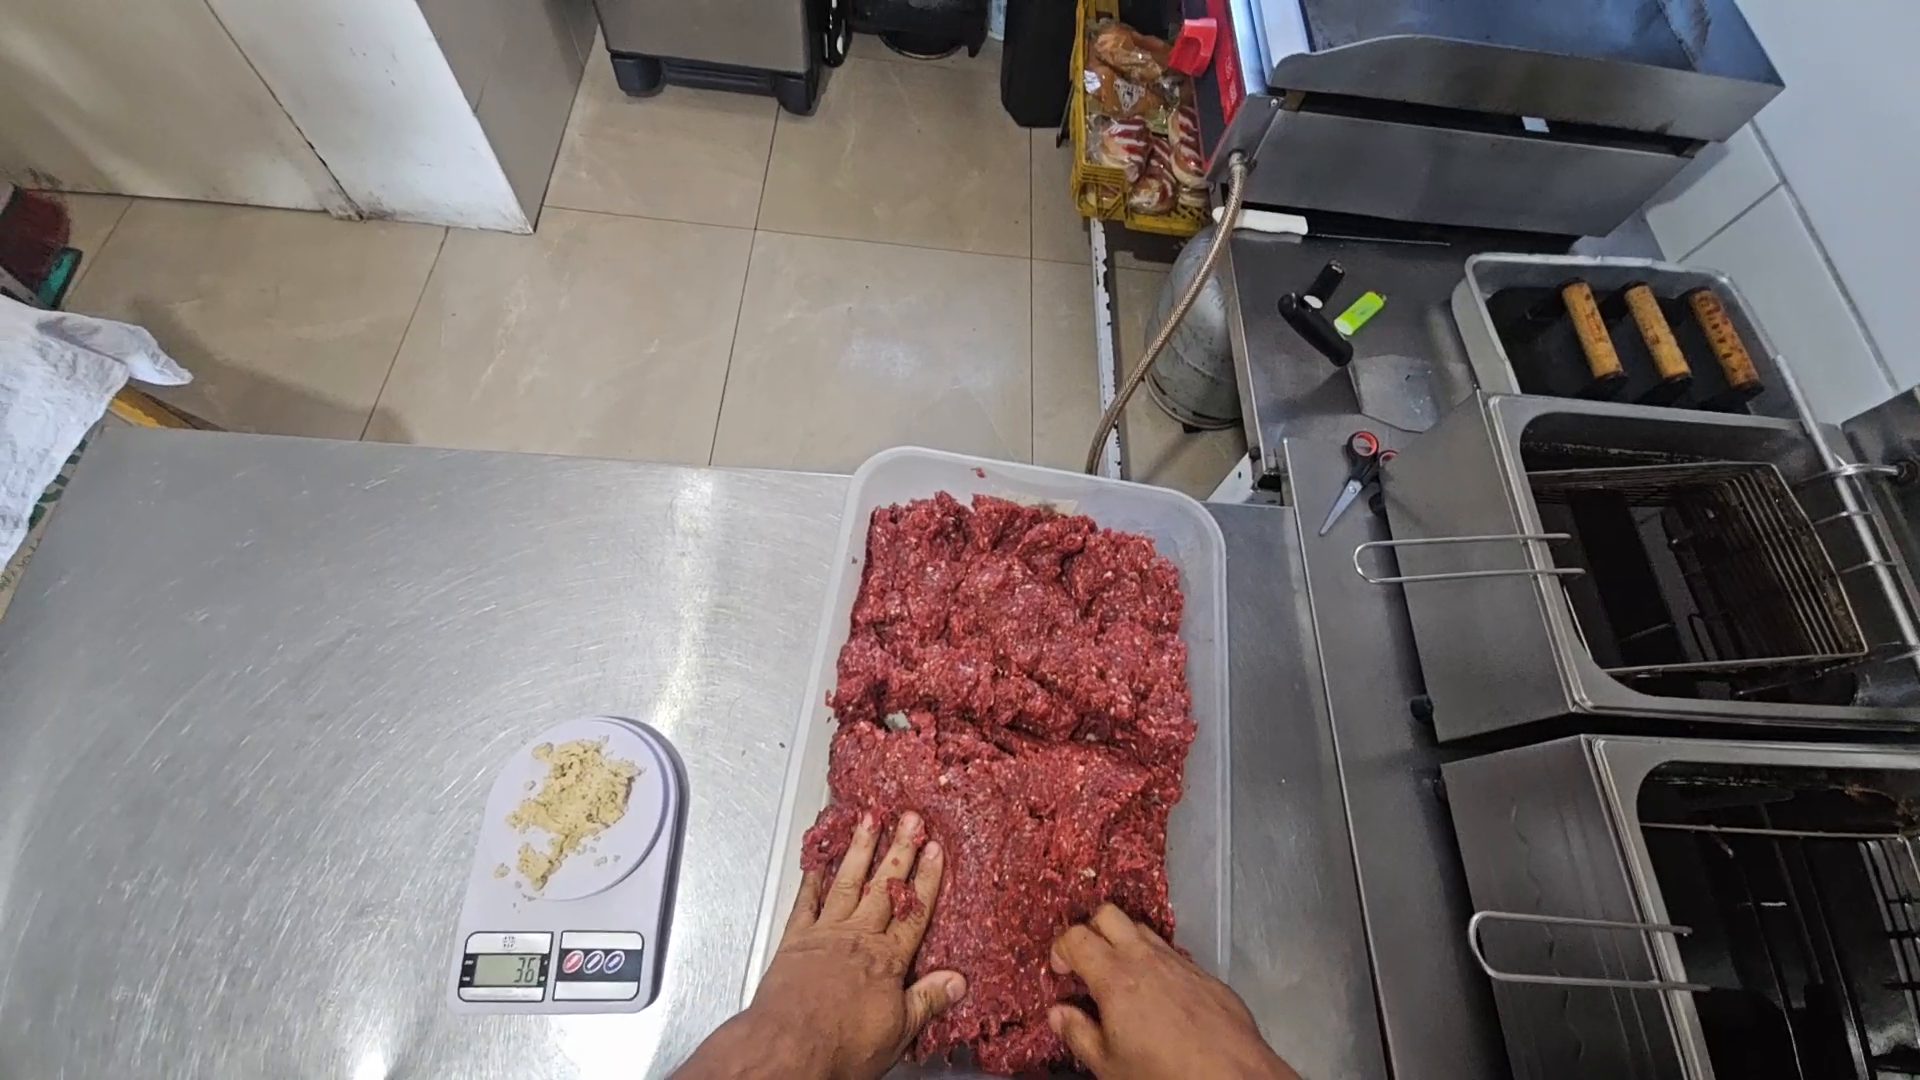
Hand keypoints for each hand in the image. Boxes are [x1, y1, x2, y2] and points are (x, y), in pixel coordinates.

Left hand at [677, 811, 964, 1079]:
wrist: (787, 1050)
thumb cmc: (841, 1047)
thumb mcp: (898, 1032)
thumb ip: (928, 1000)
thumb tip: (958, 981)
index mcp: (887, 958)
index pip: (914, 911)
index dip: (927, 877)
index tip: (934, 848)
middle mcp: (859, 936)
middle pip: (885, 885)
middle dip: (900, 849)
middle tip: (910, 818)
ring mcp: (826, 932)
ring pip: (849, 881)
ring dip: (861, 848)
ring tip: (870, 819)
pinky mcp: (796, 939)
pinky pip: (806, 901)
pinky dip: (812, 878)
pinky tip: (818, 859)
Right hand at [1048, 905, 1299, 1079]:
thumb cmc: (1164, 1076)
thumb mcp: (1110, 1067)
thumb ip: (1079, 1034)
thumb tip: (1057, 1012)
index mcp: (1115, 976)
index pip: (1076, 937)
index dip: (1061, 948)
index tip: (1061, 972)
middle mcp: (1144, 956)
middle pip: (1107, 914)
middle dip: (1091, 930)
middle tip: (1088, 963)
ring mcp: (1178, 961)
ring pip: (1141, 928)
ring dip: (1124, 941)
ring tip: (1123, 976)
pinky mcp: (1205, 974)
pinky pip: (1172, 953)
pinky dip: (1156, 963)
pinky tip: (1161, 997)